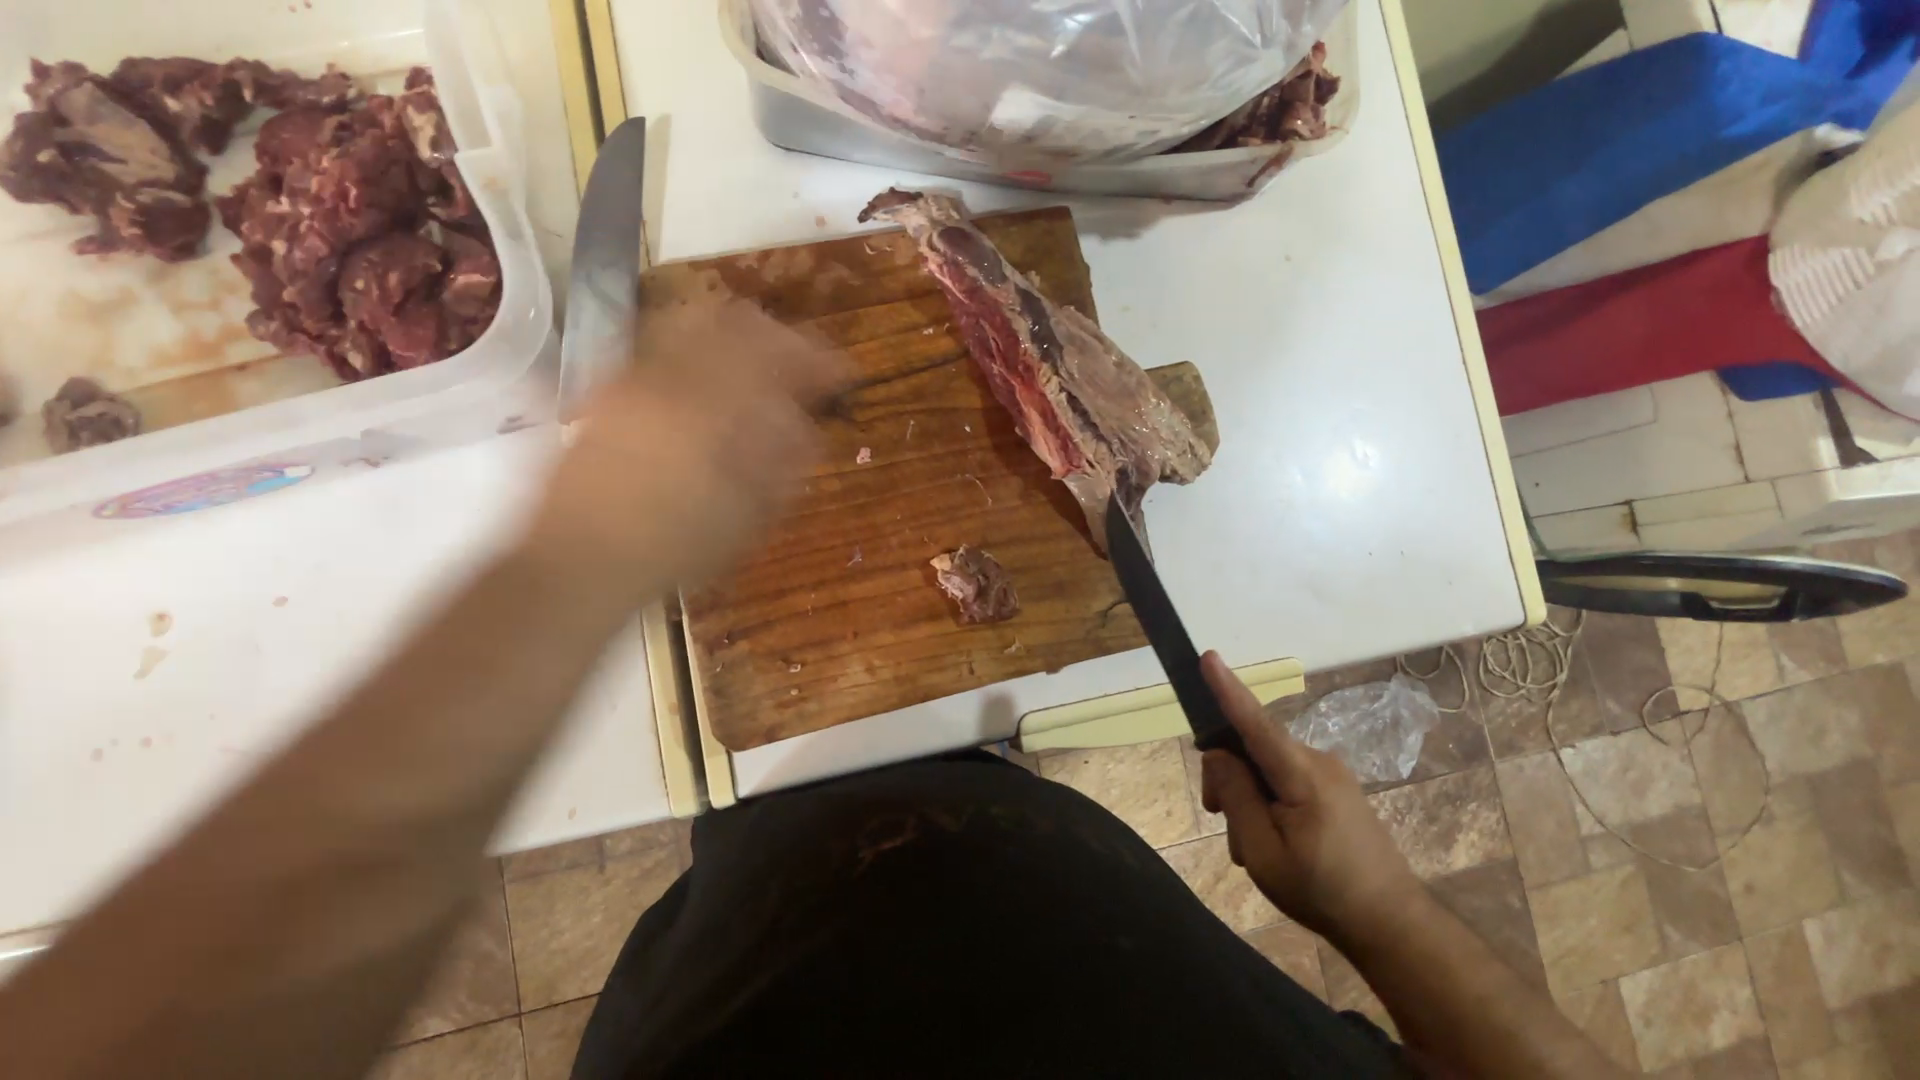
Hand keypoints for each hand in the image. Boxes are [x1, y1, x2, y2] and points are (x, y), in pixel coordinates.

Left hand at [521, 296, 846, 602]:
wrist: (576, 562)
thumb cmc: (672, 548)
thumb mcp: (746, 515)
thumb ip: (782, 462)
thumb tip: (804, 427)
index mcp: (714, 402)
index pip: (781, 354)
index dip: (818, 358)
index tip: (840, 373)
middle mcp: (672, 374)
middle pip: (735, 323)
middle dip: (776, 339)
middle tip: (798, 367)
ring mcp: (631, 377)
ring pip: (692, 327)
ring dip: (733, 342)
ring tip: (753, 373)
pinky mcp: (604, 393)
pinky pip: (659, 353)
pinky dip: (694, 359)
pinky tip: (701, 394)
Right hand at [1198, 651, 1425, 942]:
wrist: (1390, 924)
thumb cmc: (1321, 891)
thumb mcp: (1263, 852)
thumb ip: (1237, 796)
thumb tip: (1218, 753)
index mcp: (1302, 775)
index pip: (1256, 724)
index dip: (1228, 691)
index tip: (1208, 657)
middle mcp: (1318, 762)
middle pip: (1252, 748)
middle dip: (1227, 778)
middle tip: (1219, 822)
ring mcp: (1330, 774)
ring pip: (1265, 768)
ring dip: (1247, 799)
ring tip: (1251, 848)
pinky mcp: (1334, 789)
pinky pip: (1285, 781)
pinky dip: (1267, 803)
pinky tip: (1269, 842)